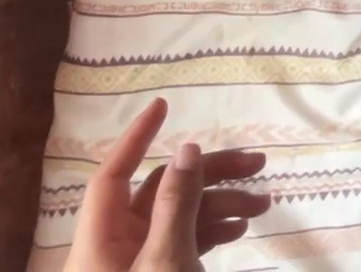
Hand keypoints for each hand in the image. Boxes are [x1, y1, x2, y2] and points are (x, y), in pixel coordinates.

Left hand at [62, 98, 271, 271]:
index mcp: (99, 243)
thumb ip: (177, 204)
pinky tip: (240, 231)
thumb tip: (187, 148)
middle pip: (159, 192)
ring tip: (261, 210)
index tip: (164, 105)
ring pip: (177, 216)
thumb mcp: (167, 260)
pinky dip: (212, 230)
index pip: (111, 177)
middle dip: (210, 174)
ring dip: (221, 204)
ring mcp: (132, 267)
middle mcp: (111, 250)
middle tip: (259, 163)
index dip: (135, 139)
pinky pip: (182, 241)